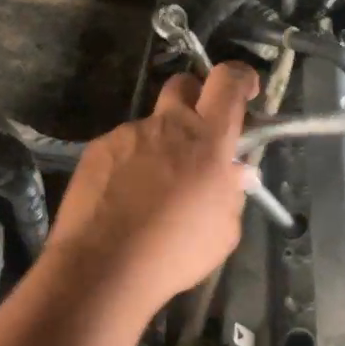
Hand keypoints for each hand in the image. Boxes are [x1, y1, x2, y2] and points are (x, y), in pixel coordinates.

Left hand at [47, 63, 258, 305]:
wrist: (103, 267)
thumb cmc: (175, 252)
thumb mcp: (224, 230)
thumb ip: (231, 193)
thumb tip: (233, 174)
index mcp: (208, 140)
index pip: (228, 82)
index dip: (240, 78)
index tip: (246, 91)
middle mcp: (168, 125)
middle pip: (184, 85)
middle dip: (196, 99)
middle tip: (198, 135)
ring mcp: (129, 134)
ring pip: (152, 125)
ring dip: (160, 144)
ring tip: (154, 189)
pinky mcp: (97, 150)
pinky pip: (123, 147)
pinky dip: (130, 165)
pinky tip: (125, 199)